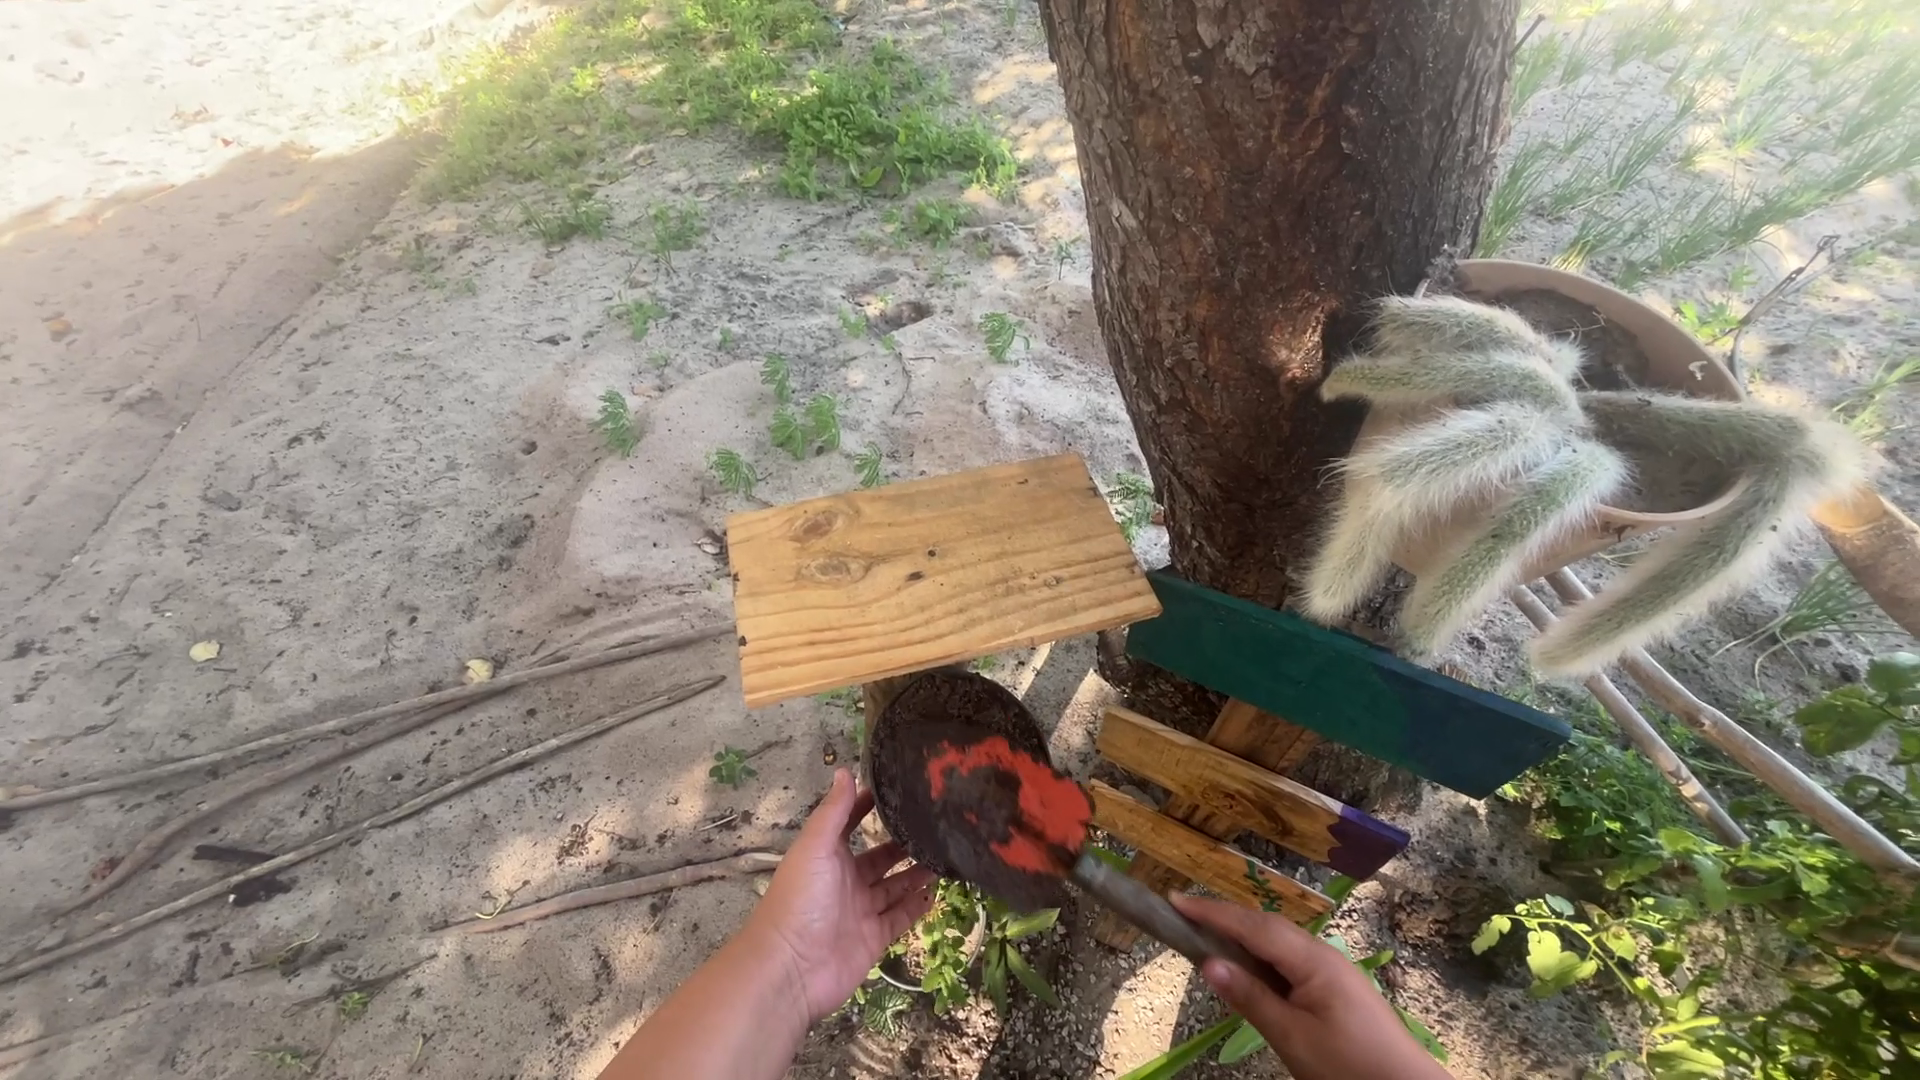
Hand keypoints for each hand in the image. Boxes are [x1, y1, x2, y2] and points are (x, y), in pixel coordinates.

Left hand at [745, 769, 935, 1022]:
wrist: (790, 968)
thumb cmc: (800, 898)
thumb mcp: (816, 846)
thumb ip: (834, 811)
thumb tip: (844, 770)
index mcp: (828, 855)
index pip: (851, 823)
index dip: (868, 806)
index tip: (897, 788)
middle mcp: (846, 880)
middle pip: (880, 856)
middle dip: (902, 842)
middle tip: (935, 824)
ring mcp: (861, 910)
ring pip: (895, 886)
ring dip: (916, 872)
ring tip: (945, 854)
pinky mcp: (874, 938)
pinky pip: (900, 918)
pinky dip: (917, 906)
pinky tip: (936, 891)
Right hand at [1170, 894, 1452, 1079]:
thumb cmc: (1351, 1070)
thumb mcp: (1294, 1039)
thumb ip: (1250, 998)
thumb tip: (1207, 962)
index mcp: (1312, 958)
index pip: (1252, 924)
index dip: (1211, 911)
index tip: (1174, 899)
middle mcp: (1322, 953)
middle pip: (1264, 924)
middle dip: (1223, 916)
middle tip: (1182, 915)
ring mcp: (1332, 969)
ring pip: (1277, 939)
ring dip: (1241, 934)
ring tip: (1205, 935)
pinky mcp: (1336, 987)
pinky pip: (1289, 957)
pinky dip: (1259, 953)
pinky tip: (1247, 966)